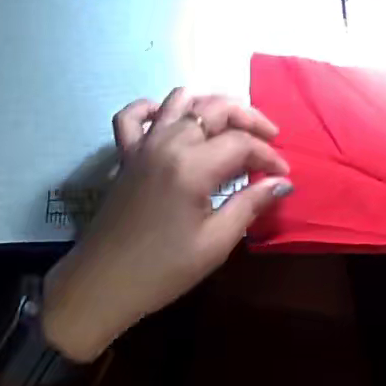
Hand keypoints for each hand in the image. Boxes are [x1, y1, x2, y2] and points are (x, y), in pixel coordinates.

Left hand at [42, 89, 292, 360]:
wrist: (101, 286)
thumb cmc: (163, 270)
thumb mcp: (216, 243)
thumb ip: (250, 204)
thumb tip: (282, 183)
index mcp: (191, 166)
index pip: (241, 143)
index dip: (268, 156)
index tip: (283, 176)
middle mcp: (167, 143)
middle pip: (216, 108)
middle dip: (250, 118)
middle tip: (270, 139)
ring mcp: (142, 145)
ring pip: (180, 100)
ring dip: (210, 105)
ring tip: (231, 127)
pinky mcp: (125, 155)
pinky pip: (133, 115)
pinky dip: (155, 109)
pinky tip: (172, 121)